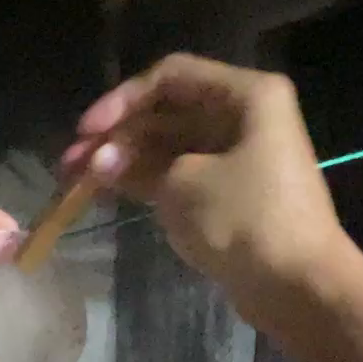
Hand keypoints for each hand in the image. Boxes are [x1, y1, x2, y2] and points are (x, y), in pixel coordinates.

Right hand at [63, 54, 362, 330]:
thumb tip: (97, 161)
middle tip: (67, 166)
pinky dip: (141, 181)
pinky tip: (106, 193)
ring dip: (121, 161)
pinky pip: (175, 175)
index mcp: (244, 96)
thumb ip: (135, 166)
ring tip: (75, 183)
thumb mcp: (181, 186)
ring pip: (165, 148)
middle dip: (113, 137)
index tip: (84, 132)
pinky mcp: (225, 193)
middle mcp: (240, 118)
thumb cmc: (245, 220)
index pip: (169, 78)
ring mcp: (233, 157)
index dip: (121, 101)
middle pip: (164, 114)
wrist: (295, 283)